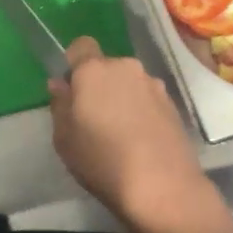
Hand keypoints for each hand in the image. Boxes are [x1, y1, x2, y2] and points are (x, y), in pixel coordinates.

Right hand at [48, 38, 213, 226]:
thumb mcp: (65, 139)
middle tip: (94, 119)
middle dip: (99, 85)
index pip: (81, 45)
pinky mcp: (173, 104)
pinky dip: (142, 112)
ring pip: (129, 83)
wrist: (163, 186)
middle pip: (107, 67)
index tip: (72, 90)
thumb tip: (60, 84)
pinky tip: (141, 141)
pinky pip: (148, 99)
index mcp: (94, 71)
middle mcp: (126, 68)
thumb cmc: (103, 161)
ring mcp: (153, 85)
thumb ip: (60, 105)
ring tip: (121, 134)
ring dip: (122, 98)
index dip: (74, 64)